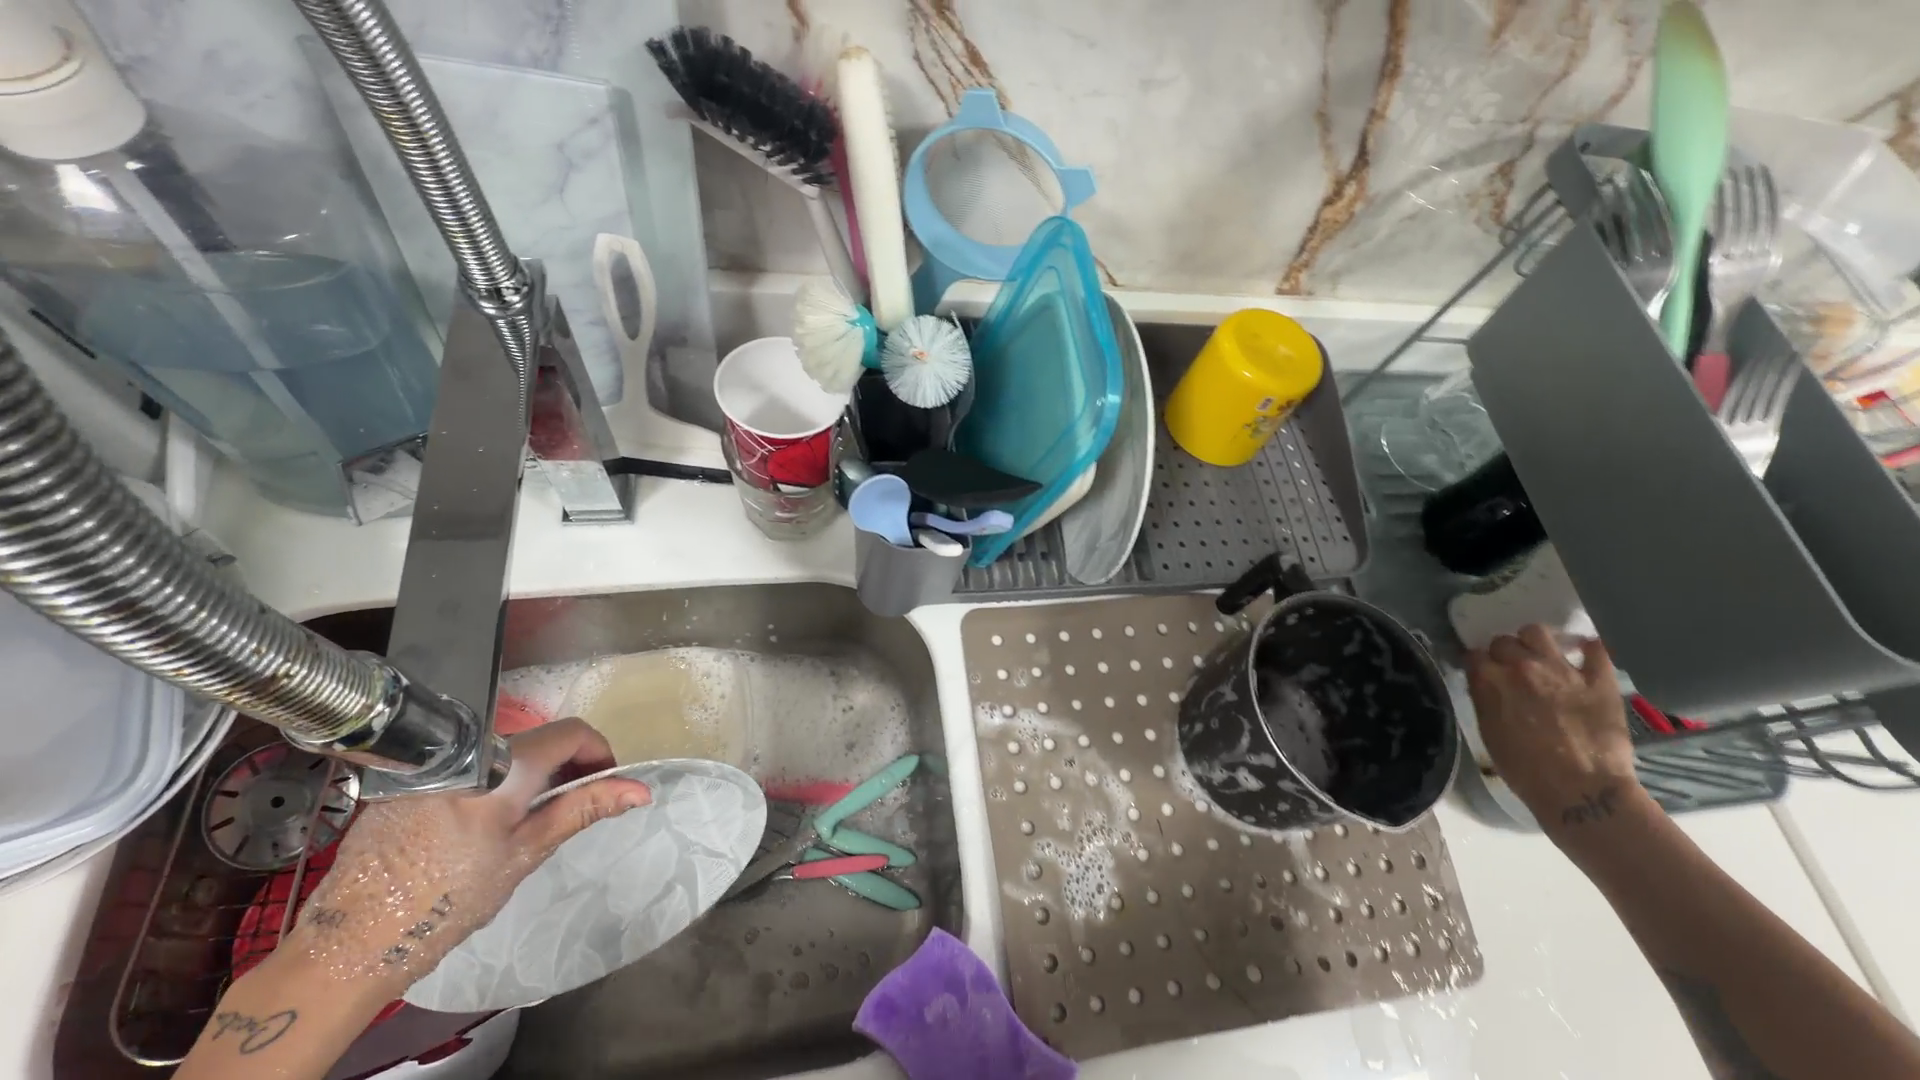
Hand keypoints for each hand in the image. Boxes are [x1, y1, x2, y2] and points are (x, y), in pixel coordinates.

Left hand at [279, 717, 651, 1000]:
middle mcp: (467, 750)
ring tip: (528, 820)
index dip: (598, 753)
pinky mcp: (409, 778)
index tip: (605, 785)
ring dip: (530, 775)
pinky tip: (482, 825)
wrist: (355, 938)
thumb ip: (582, 809)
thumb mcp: (525, 853)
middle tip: (571, 808)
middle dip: (567, 766)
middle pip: (537, 739)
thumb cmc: (451, 899)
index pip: (570, 732)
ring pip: (504, 751)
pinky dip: (493, 782)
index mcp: (500, 766)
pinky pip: (470, 763)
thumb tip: (639, 790)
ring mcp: (434, 762)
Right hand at [1465, 625, 1648, 839]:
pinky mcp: (1599, 679)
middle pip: (1504, 641)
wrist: (1581, 790)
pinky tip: (1585, 656)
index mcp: (1490, 682)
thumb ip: (1486, 701)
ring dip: (1535, 642)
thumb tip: (1487, 686)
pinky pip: (1596, 649)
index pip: (1474, 655)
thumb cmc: (1526, 771)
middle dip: (1504, 653)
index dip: (1478, 665)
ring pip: (1539, 632)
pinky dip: (1589, 649)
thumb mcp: (1490, 734)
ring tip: (1542, 658)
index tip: (1483, 674)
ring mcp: (1563, 669)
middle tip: (1512, 670)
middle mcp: (1522, 666)